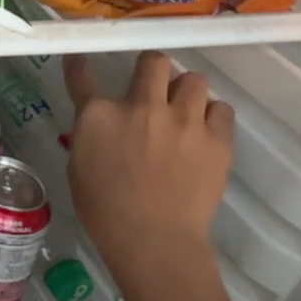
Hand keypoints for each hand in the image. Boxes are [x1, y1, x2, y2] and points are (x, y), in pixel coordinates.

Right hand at [63, 52, 233, 280]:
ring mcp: (183, 120)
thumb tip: (102, 122)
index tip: (80, 59)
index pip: (82, 75)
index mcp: (98, 115)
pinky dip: (211, 115)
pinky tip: (202, 131)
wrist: (153, 240)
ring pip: (193, 79)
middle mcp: (141, 106)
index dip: (79, 64)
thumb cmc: (104, 210)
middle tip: (151, 83)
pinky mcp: (217, 139)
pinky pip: (220, 109)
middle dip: (151, 68)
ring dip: (184, 91)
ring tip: (182, 109)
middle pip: (153, 61)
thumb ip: (92, 133)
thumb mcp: (80, 165)